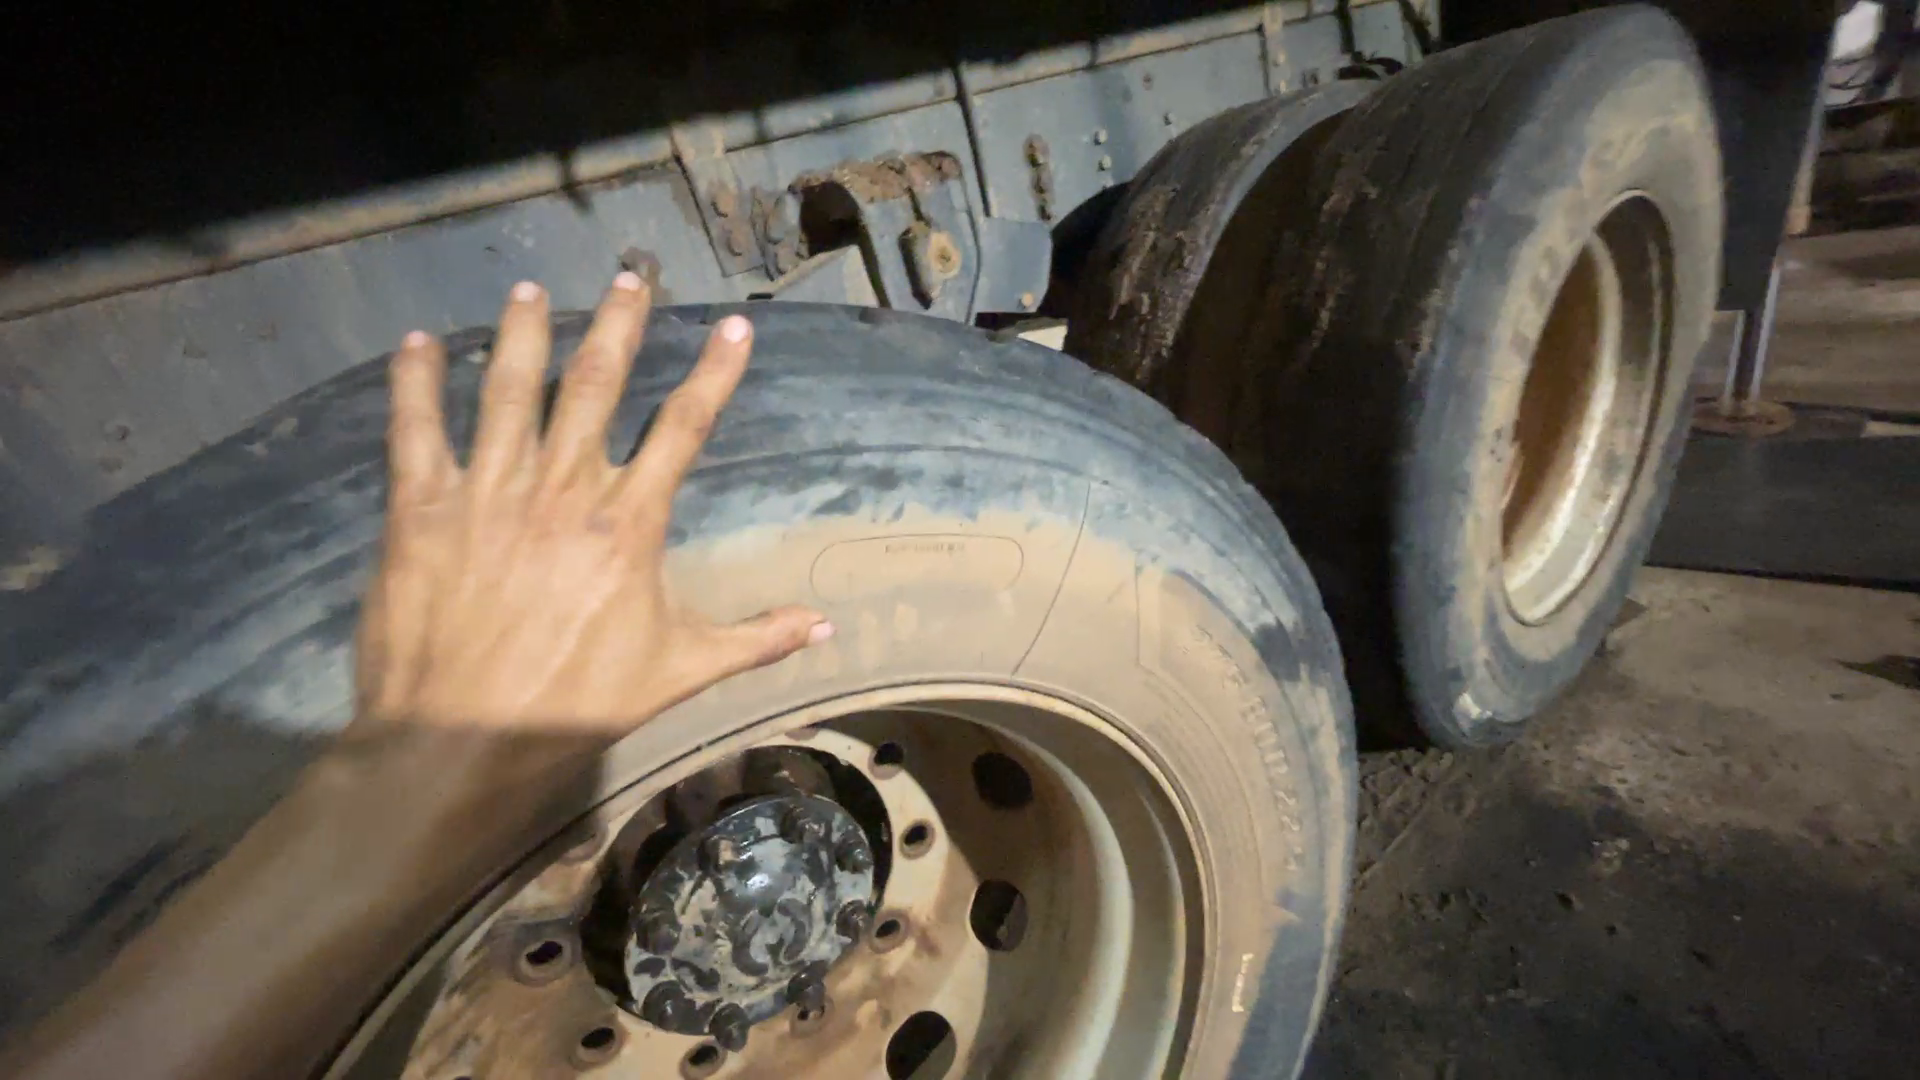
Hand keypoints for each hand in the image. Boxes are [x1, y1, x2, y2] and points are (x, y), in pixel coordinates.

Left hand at [353, 274, 829, 739]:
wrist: (462, 740)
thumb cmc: (583, 700)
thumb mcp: (685, 668)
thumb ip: (758, 639)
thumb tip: (827, 628)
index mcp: (629, 521)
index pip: (685, 429)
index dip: (715, 373)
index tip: (735, 327)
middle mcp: (563, 488)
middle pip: (597, 386)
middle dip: (619, 325)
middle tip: (631, 276)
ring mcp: (489, 492)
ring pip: (509, 391)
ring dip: (523, 336)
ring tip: (532, 291)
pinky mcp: (420, 509)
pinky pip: (418, 431)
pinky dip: (416, 384)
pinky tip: (418, 343)